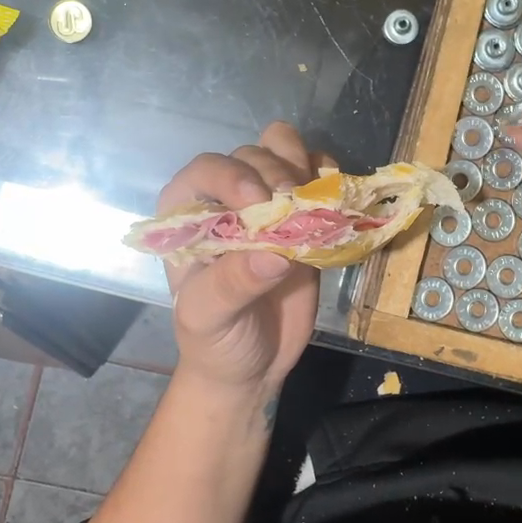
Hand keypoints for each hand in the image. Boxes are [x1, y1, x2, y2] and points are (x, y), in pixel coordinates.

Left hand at [157, 122, 325, 393]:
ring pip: (286, 155)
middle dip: (276, 173)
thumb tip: (275, 253)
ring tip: (315, 203)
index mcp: (188, 214)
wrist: (251, 367)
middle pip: (253, 156)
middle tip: (294, 206)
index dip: (232, 176)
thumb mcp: (208, 318)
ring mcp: (269, 206)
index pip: (207, 170)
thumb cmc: (215, 340)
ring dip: (303, 169)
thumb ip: (233, 284)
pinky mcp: (303, 219)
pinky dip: (330, 181)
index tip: (257, 201)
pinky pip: (317, 179)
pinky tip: (334, 204)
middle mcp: (227, 200)